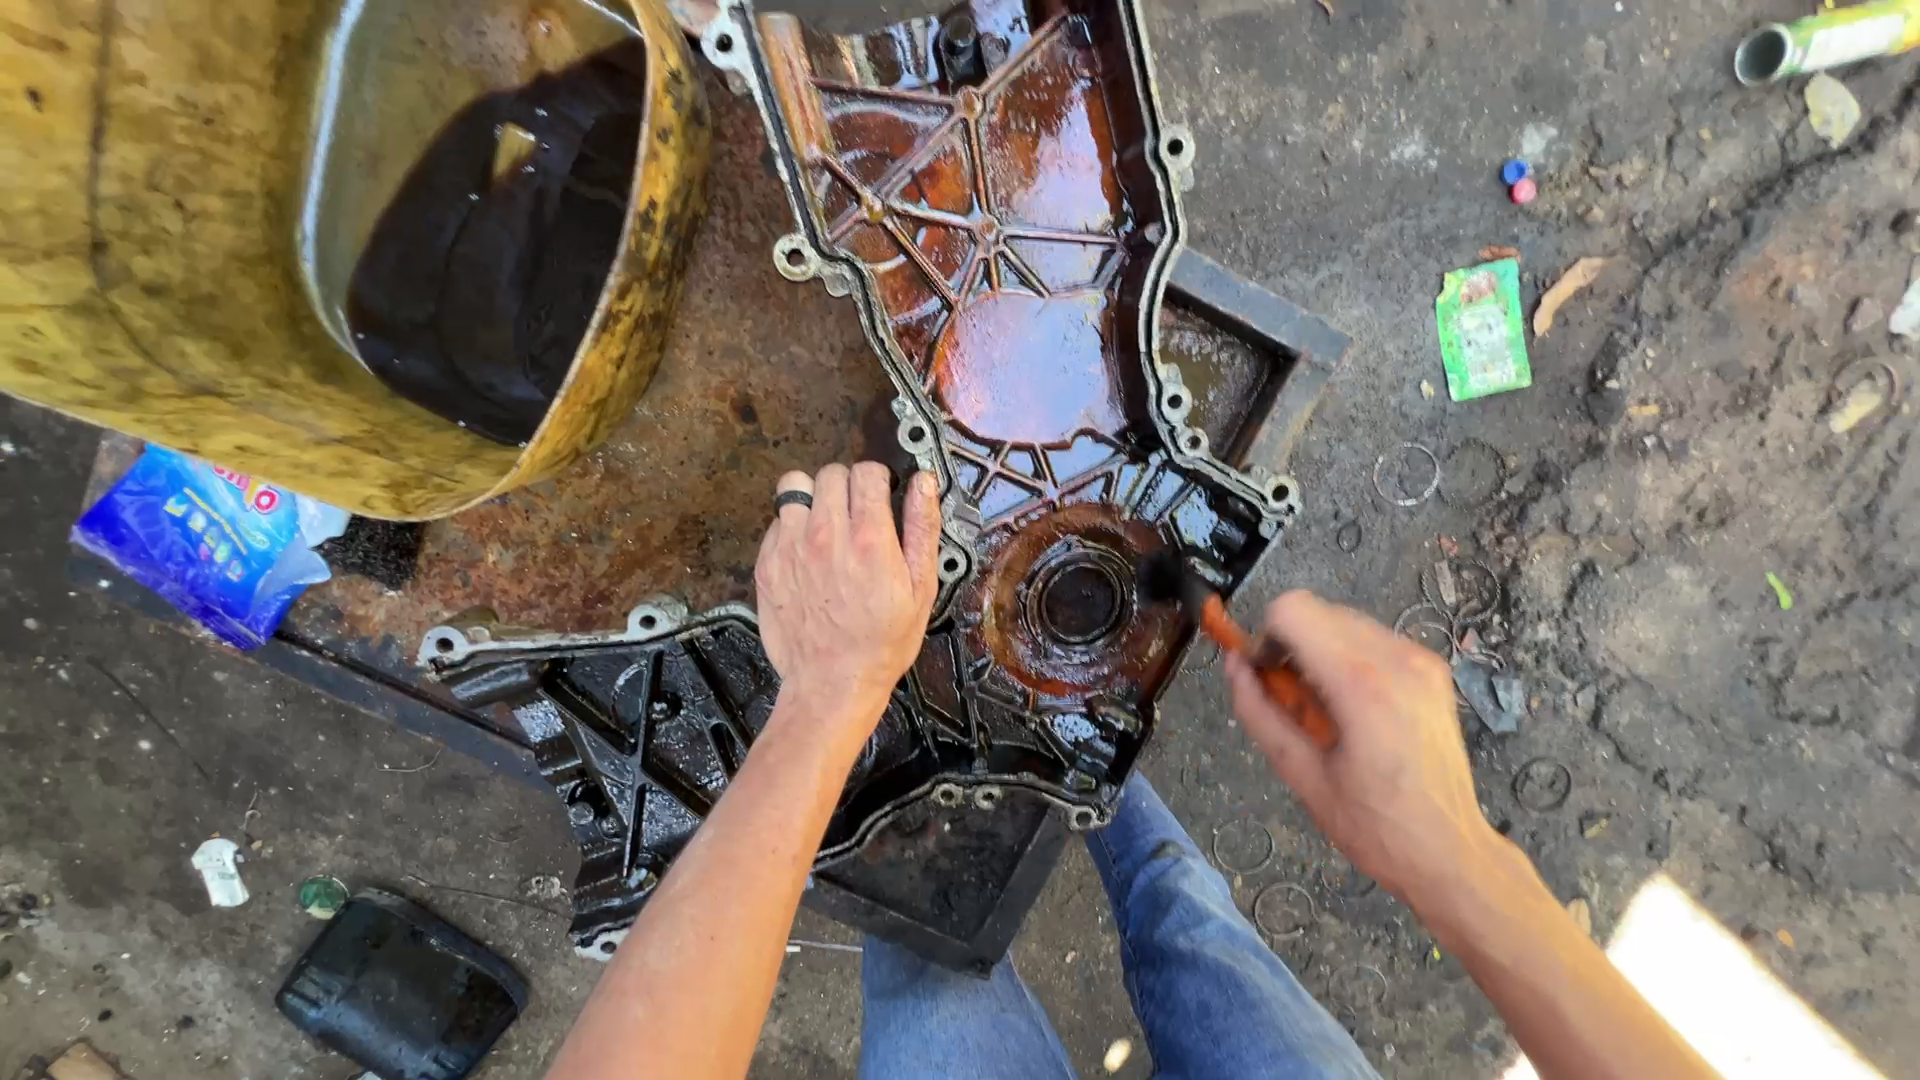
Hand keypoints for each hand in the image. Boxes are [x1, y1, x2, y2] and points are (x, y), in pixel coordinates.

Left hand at [754, 463, 941, 746]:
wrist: (832, 683)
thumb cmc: (882, 642)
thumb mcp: (922, 588)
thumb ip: (923, 527)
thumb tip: (924, 483)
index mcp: (869, 538)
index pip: (868, 472)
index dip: (880, 480)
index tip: (882, 496)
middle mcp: (826, 535)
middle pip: (831, 472)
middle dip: (848, 486)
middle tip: (858, 513)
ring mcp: (791, 548)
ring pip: (795, 486)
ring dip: (814, 498)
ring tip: (827, 523)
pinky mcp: (768, 564)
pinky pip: (776, 521)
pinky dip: (792, 527)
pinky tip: (808, 552)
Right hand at [1226, 590, 1501, 906]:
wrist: (1451, 852)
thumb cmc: (1373, 824)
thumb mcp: (1299, 772)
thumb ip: (1257, 710)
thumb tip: (1233, 664)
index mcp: (1360, 684)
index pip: (1292, 611)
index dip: (1266, 637)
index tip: (1268, 676)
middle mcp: (1396, 659)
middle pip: (1315, 610)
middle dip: (1290, 644)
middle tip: (1291, 696)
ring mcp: (1420, 660)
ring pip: (1341, 619)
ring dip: (1318, 648)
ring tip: (1325, 704)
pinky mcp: (1432, 668)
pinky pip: (1371, 636)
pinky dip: (1348, 656)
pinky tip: (1353, 704)